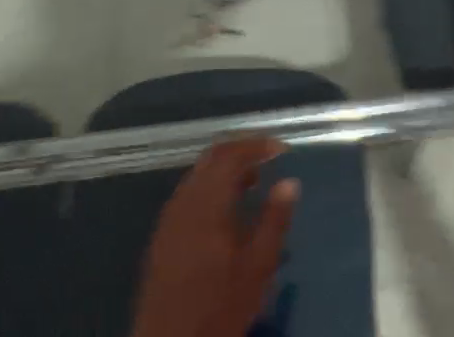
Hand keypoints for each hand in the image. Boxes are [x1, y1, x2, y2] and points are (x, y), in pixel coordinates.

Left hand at [131, 139, 300, 336]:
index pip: (229, 155)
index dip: (256, 145)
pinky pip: (189, 194)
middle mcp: (183, 202)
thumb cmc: (219, 307)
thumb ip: (274, 220)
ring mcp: (169, 219)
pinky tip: (228, 208)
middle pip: (210, 159)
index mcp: (206, 204)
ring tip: (254, 181)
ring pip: (198, 176)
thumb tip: (290, 182)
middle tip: (269, 156)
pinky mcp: (163, 236)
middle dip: (241, 150)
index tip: (282, 149)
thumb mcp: (258, 267)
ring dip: (225, 170)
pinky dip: (211, 187)